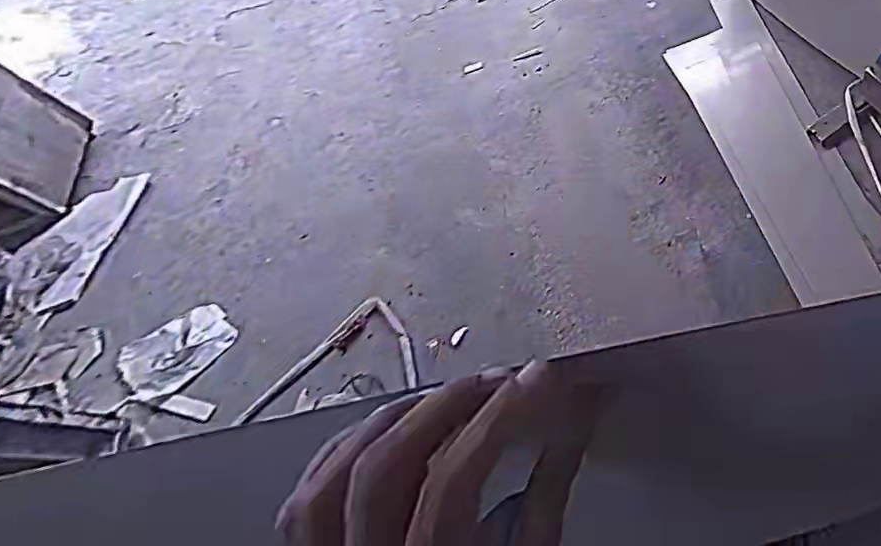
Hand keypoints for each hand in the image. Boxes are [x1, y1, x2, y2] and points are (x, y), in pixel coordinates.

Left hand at [277, 362, 598, 545]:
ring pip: (331, 480)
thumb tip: (573, 419)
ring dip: (396, 417)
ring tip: (448, 396)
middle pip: (382, 471)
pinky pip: (307, 499)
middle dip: (447, 404)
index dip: (498, 419)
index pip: (452, 487)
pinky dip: (351, 446)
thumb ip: (546, 500)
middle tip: (497, 379)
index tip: (537, 379)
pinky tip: (396, 424)